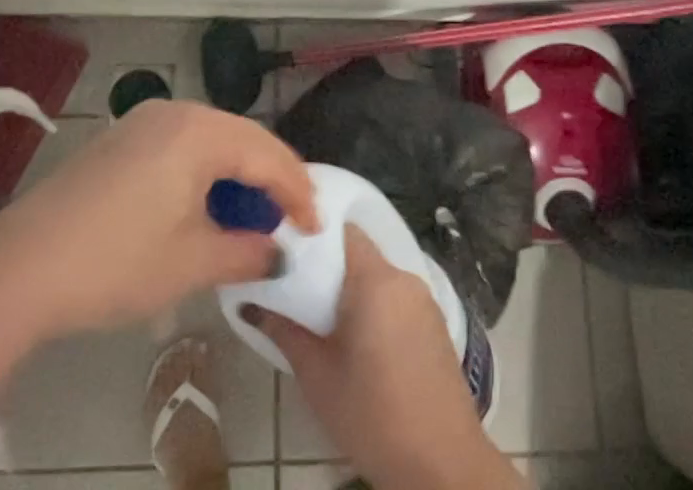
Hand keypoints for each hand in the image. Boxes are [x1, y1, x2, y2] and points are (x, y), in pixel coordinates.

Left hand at [0, 100, 319, 337]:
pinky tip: (205, 208)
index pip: (267, 156)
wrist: (18, 269)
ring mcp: (139, 124)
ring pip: (210, 142)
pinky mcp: (117, 143)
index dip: (298, 194)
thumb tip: (279, 252)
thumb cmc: (116, 263)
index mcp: (197, 132)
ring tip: (252, 218)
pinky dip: (204, 175)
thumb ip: (248, 252)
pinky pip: (179, 148)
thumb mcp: (192, 263)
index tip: (317, 230)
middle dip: (271, 179)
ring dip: (237, 176)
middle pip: (241, 140)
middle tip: (293, 220)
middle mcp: (171, 113)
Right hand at [244, 228, 520, 489]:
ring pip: (376, 276)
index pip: (341, 230)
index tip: (280, 246)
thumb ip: (283, 330)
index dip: (309, 233)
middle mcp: (405, 279)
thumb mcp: (316, 374)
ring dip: (347, 286)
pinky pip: (394, 297)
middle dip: (323, 263)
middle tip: (287, 281)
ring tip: (312, 309)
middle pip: (358, 252)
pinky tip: (349, 332)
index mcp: (376, 281)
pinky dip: (369, 303)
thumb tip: (250, 303)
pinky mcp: (434, 325)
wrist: (442, 463)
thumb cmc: (372, 414)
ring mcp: (425, 301)